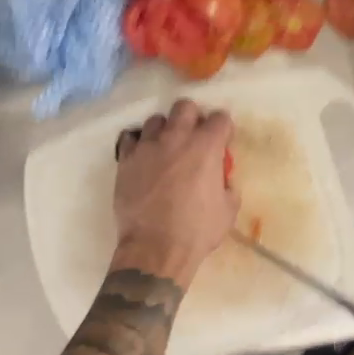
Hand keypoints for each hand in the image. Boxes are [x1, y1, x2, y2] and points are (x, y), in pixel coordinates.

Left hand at [111, 99, 238, 282]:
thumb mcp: (228, 211)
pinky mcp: (126, 160)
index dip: (224, 129)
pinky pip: (130, 139)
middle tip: (194, 137)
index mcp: (206, 148)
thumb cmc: (197, 231)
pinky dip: (138, 144)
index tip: (223, 142)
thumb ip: (227, 187)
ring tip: (166, 148)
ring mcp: (147, 147)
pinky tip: (143, 158)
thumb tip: (223, 181)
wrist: (155, 247)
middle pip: (185, 107)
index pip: (220, 119)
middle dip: (193, 117)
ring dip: (165, 130)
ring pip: (156, 120)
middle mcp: (176, 138)